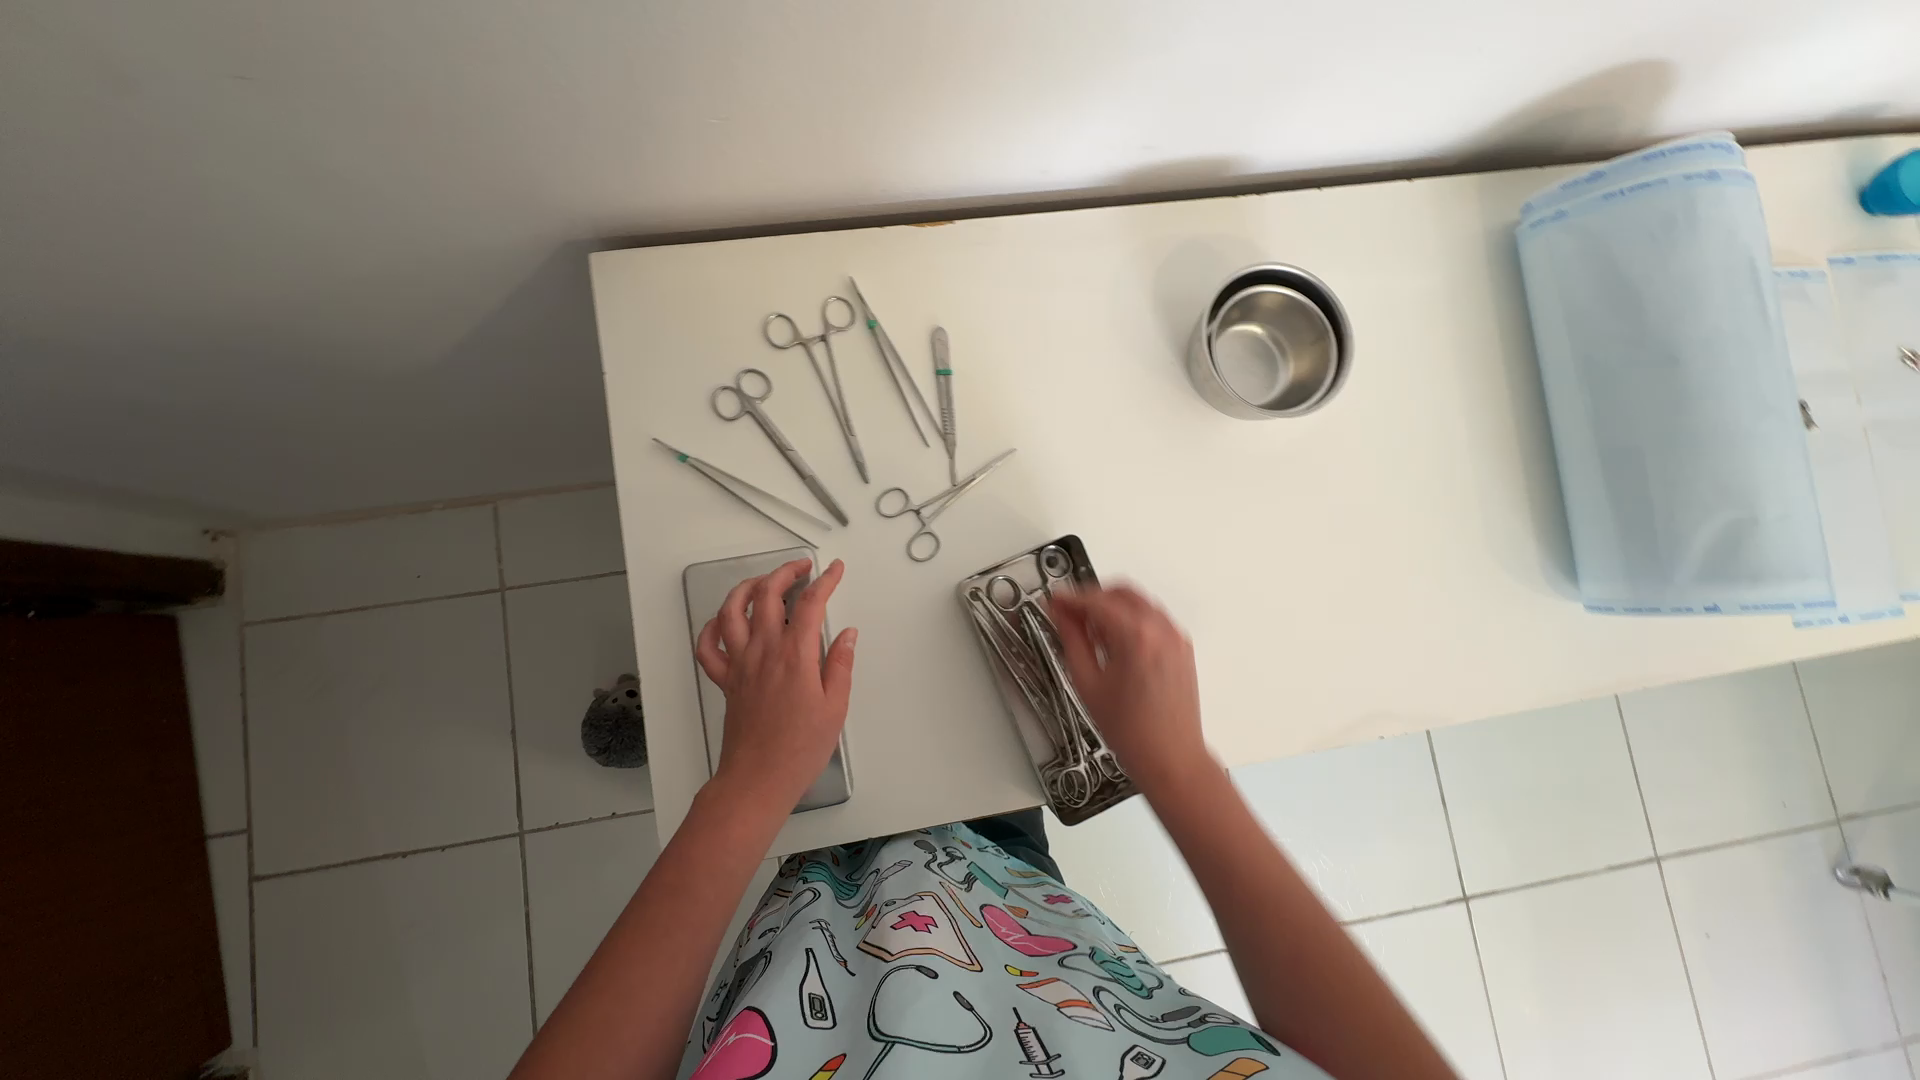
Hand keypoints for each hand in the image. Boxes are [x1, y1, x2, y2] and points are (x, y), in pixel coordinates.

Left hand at [695, 558, 856, 807]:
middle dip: (785, 572)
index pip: (811, 604)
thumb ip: (840, 664)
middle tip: (802, 567)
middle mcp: (764, 651)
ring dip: (747, 587)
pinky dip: (712, 627)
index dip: (825, 581)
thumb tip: (848, 634)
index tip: (834, 570)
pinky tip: (724, 620)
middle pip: (767, 595)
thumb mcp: (835, 706)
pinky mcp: (726, 680)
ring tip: (764, 582)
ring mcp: (740, 664)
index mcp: (796, 656)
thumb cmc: (800, 748)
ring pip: (732, 611)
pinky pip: (708, 647)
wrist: (758, 778)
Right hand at [1049, 584, 1211, 790]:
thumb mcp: (1088, 683)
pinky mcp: (1181, 647)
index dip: (1069, 599)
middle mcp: (1161, 630)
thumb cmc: (1133, 732)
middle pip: (1120, 592)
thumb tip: (1061, 617)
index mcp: (1136, 637)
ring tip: (1088, 630)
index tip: (1054, 602)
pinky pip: (1152, 618)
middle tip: (1068, 612)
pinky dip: (1130, 619)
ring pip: (1137, 602)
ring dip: (1111, 606)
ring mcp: (1175, 637)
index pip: (1096, 602)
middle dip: (1091, 597)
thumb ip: (1072, 641)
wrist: (1171, 757)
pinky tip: (1113, 641)